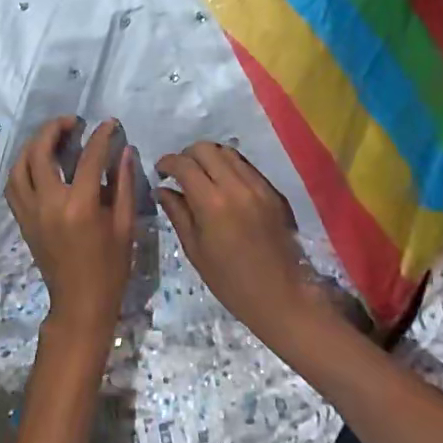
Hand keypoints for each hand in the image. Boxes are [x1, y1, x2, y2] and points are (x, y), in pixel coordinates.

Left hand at [6, 117, 136, 343]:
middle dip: (55, 129)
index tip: (109, 124)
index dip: (101, 136)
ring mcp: (31, 212)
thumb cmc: (110, 267)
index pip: (88, 157)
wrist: (80, 304)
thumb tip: (123, 150)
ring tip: (53, 136)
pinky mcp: (23, 221)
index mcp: (79, 206)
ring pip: (20, 166)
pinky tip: (39, 161)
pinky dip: (23, 166)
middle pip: (41, 152)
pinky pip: (14, 185)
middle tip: (72, 121)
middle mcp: (49, 204)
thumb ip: (123, 184)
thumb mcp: (124, 225)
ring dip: (34, 144)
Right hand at [156, 142, 332, 347]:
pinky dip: (230, 167)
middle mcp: (236, 185)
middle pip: (206, 148)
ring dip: (210, 157)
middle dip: (187, 155)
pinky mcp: (273, 190)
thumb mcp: (196, 250)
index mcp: (212, 203)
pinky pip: (247, 166)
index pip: (184, 164)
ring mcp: (258, 185)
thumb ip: (178, 213)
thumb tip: (162, 190)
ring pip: (228, 152)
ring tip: (202, 176)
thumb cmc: (231, 281)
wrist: (281, 294)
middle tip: (180, 172)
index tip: (160, 171)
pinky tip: (225, 186)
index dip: (167, 162)